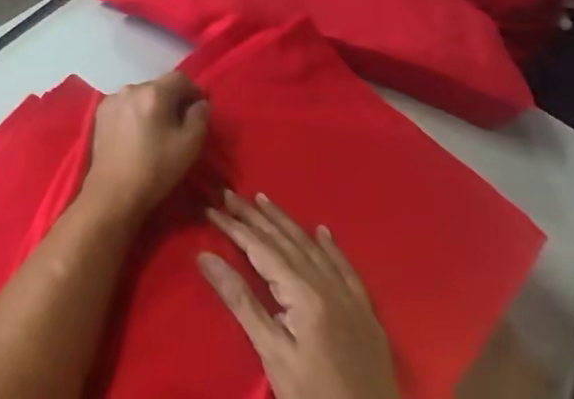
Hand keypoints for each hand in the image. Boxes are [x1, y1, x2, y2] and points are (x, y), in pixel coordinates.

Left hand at [76, 72, 209, 225]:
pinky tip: (138, 133)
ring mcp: (111, 99)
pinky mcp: (100, 112)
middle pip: (158, 86)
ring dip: (153, 105)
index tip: (200, 108)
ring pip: (140, 95)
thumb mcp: (189, 145)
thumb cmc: (156, 167)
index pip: (179, 78)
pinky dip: (136, 112)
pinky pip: (125, 104)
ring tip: (159, 129)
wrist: (114, 189)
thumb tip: (200, 102)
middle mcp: (130, 88)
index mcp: (153, 93)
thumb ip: (199, 117)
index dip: (194, 90)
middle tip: (181, 123)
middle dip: (173, 99)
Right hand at [199, 192, 399, 398]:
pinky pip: (347, 271)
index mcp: (305, 296)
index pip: (262, 249)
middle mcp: (330, 288)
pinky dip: (332, 248)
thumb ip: (240, 301)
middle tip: (230, 195)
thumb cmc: (314, 398)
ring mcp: (353, 301)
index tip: (210, 209)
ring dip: (287, 223)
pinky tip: (322, 232)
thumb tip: (205, 256)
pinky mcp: (367, 317)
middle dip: (256, 217)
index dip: (235, 228)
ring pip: (314, 250)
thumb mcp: (272, 354)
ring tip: (263, 200)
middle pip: (287, 243)